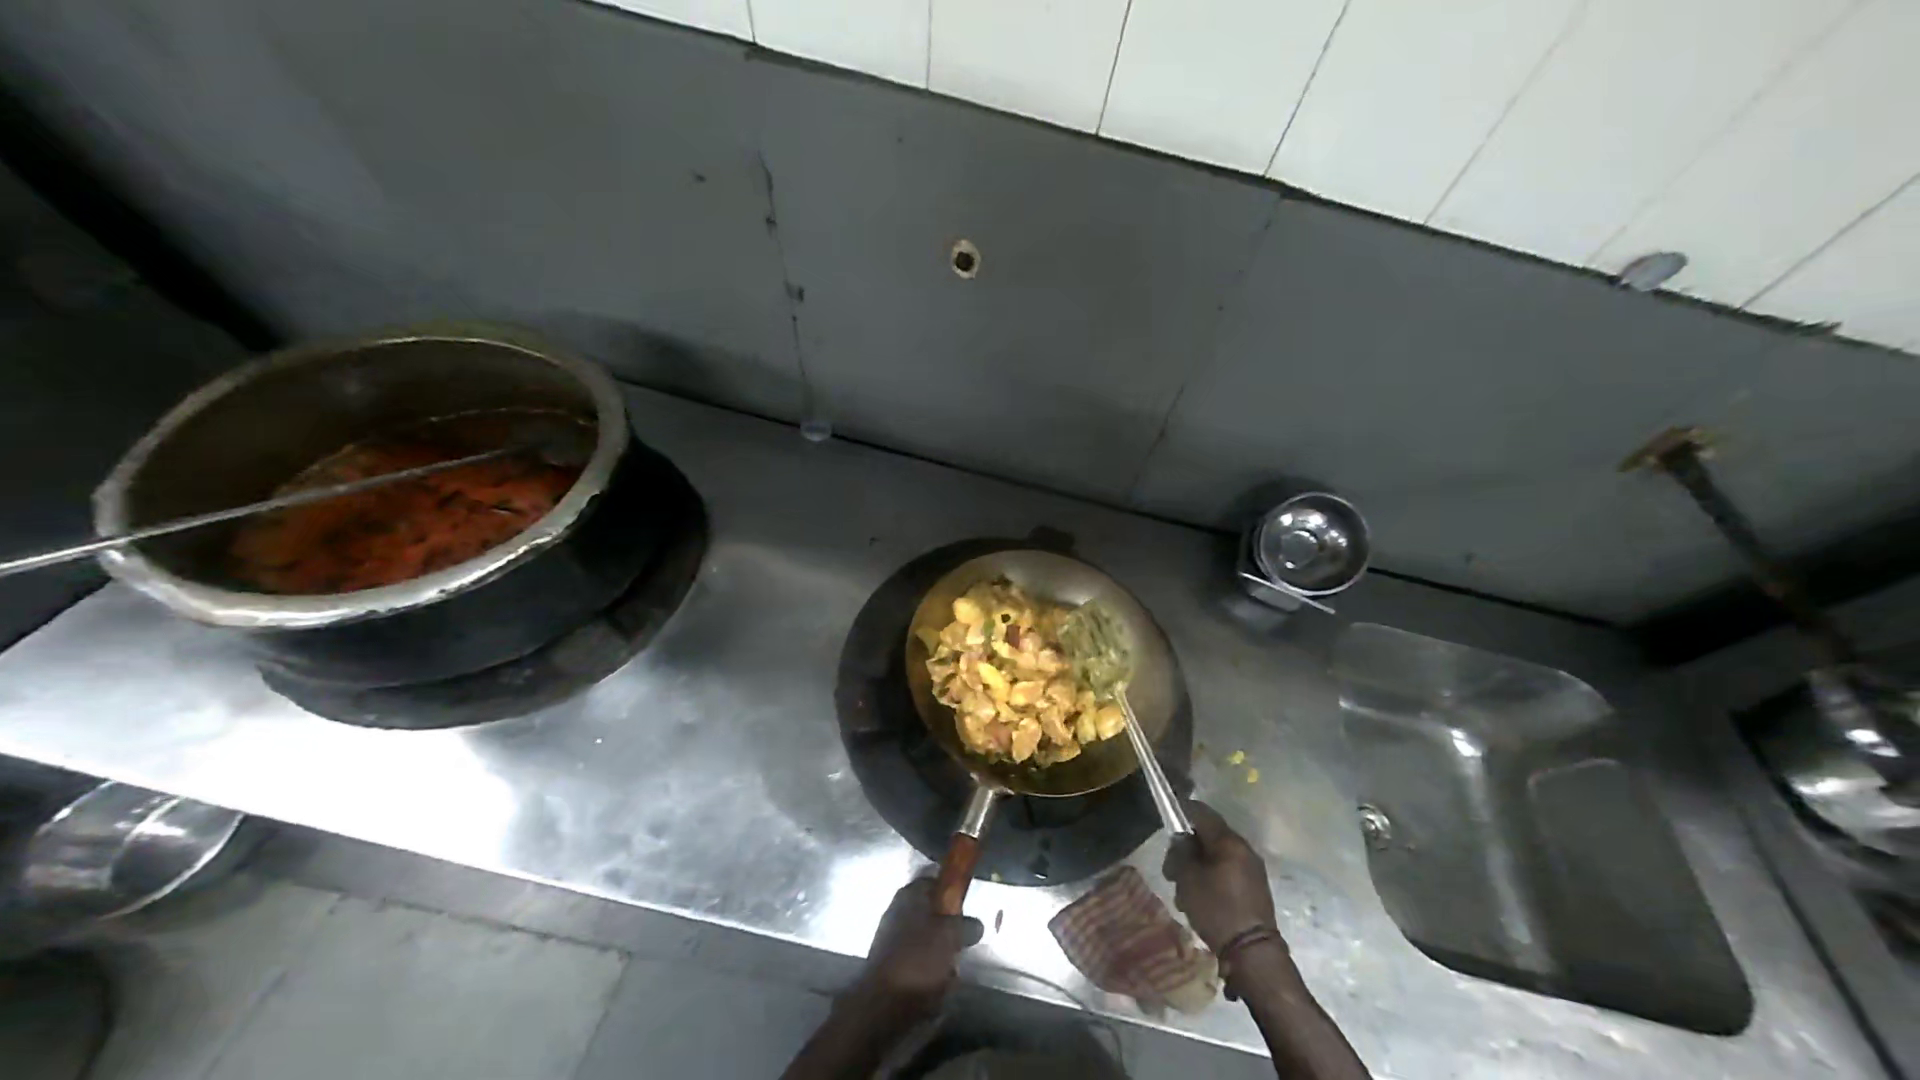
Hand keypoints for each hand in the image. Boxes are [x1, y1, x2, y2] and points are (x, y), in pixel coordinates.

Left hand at [850, 877, 983, 1022]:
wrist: (884, 1003)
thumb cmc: (921, 960)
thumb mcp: (952, 936)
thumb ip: (966, 925)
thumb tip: (976, 923)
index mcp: (911, 894)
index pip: (936, 882)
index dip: (954, 894)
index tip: (968, 910)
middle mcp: (897, 908)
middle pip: (931, 910)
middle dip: (948, 925)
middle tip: (964, 941)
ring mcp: (889, 935)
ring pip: (924, 935)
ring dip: (938, 947)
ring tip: (953, 966)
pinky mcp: (887, 961)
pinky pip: (915, 956)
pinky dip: (926, 965)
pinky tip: (936, 980)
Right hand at [1161, 801, 1278, 952]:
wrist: (1252, 953)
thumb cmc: (1216, 909)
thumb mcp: (1188, 878)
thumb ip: (1181, 851)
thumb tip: (1181, 839)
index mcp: (1229, 842)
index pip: (1201, 812)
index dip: (1181, 810)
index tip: (1166, 816)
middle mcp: (1244, 850)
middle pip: (1208, 836)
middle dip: (1186, 849)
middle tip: (1170, 870)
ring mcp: (1252, 870)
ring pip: (1215, 856)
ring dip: (1196, 867)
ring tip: (1182, 892)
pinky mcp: (1254, 889)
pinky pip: (1226, 872)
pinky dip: (1209, 878)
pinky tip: (1198, 900)